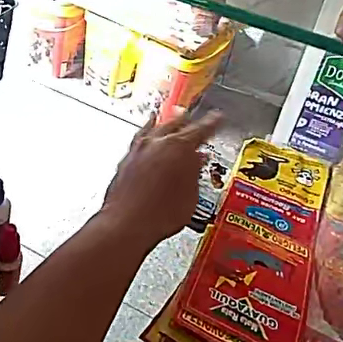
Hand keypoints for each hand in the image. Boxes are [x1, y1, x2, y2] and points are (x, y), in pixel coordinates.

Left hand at [94, 110, 222, 252]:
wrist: (126, 224)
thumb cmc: (159, 214)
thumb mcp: (191, 196)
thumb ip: (194, 174)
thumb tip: (196, 163)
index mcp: (180, 147)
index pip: (202, 129)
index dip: (212, 122)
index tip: (218, 117)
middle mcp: (157, 142)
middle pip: (176, 123)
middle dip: (188, 120)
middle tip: (195, 117)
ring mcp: (138, 149)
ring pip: (155, 128)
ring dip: (166, 123)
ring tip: (170, 119)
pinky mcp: (125, 159)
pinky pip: (139, 138)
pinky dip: (147, 134)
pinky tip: (147, 138)